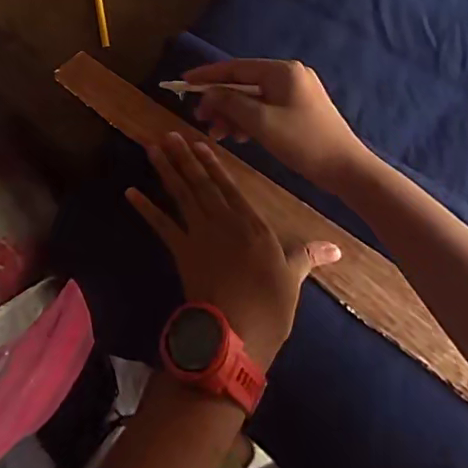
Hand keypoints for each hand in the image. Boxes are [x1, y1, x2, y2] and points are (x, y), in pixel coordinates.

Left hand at [127, 133, 340, 363]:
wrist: (235, 332)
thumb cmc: (269, 306)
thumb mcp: (293, 278)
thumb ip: (308, 257)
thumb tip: (337, 248)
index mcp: (251, 224)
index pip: (229, 186)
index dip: (212, 164)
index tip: (197, 143)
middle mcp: (223, 221)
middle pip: (201, 183)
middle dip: (184, 157)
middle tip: (167, 134)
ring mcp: (199, 234)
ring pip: (181, 194)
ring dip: (165, 170)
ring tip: (151, 148)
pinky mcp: (181, 251)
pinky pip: (160, 224)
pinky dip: (145, 208)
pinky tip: (131, 191)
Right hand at [182, 59, 377, 191]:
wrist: (347, 169)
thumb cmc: (303, 142)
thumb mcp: (261, 122)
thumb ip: (230, 103)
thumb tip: (207, 93)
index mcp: (282, 71)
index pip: (235, 68)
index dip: (207, 75)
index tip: (183, 82)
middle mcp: (289, 75)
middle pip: (243, 83)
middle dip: (220, 101)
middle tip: (200, 118)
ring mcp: (296, 92)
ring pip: (253, 98)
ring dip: (233, 114)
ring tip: (217, 133)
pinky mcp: (299, 109)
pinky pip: (265, 108)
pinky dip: (249, 120)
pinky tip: (239, 137)